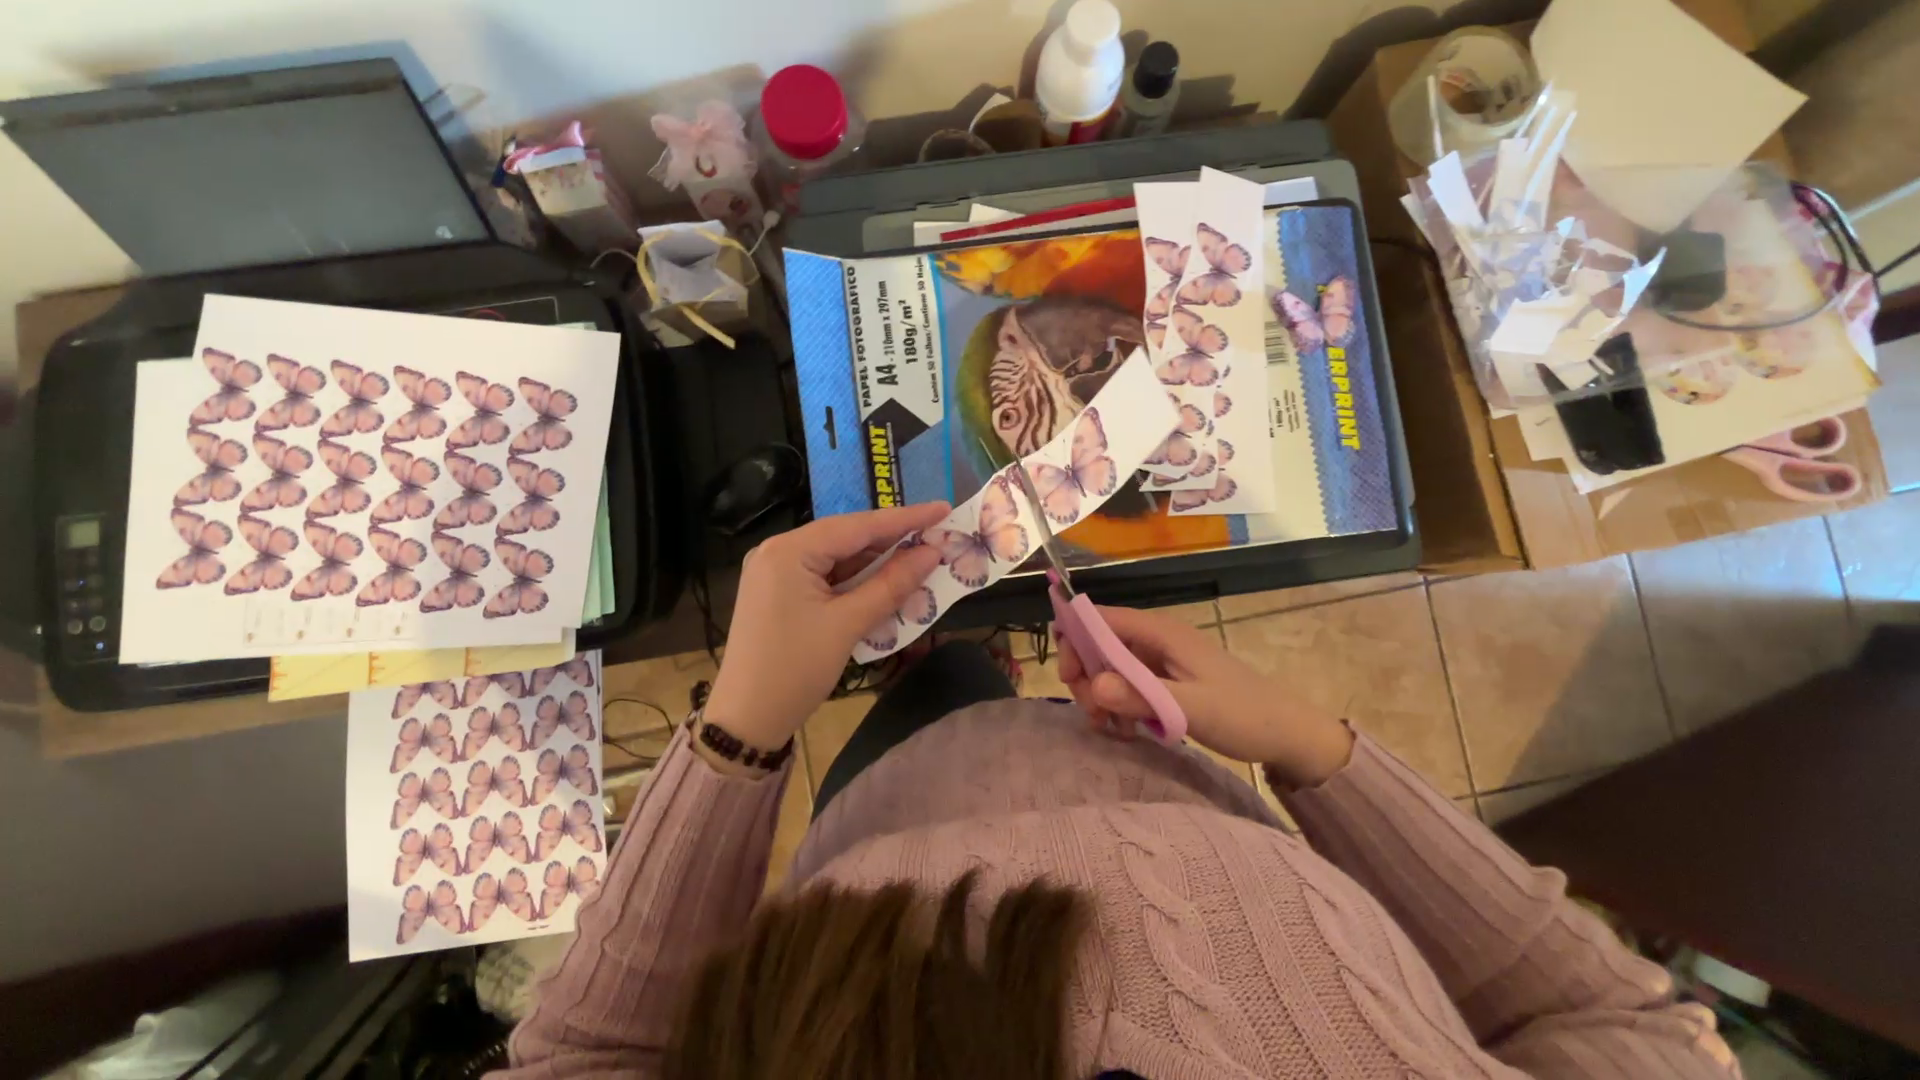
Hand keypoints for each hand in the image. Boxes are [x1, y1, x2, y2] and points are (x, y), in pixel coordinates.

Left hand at [702, 503, 948, 757]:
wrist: (746, 719)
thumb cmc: (795, 669)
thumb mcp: (848, 625)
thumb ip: (891, 584)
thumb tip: (931, 553)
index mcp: (789, 551)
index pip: (857, 526)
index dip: (904, 519)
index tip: (943, 509)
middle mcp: (778, 552)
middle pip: (846, 538)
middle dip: (892, 540)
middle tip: (937, 535)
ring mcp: (775, 573)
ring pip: (837, 558)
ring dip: (876, 563)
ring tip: (921, 558)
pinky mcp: (779, 594)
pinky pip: (825, 577)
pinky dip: (856, 581)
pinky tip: (886, 583)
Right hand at [1056, 604, 1354, 788]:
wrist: (1288, 735)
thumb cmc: (1244, 716)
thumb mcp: (1191, 709)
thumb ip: (1141, 696)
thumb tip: (1093, 684)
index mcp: (1162, 633)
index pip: (1101, 619)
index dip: (1075, 640)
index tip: (1068, 678)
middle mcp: (1157, 640)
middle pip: (1099, 644)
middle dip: (1086, 675)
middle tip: (1094, 713)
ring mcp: (1161, 661)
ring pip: (1110, 667)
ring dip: (1099, 695)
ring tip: (1110, 728)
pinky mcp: (1166, 682)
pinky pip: (1127, 686)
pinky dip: (1117, 705)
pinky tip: (1124, 730)